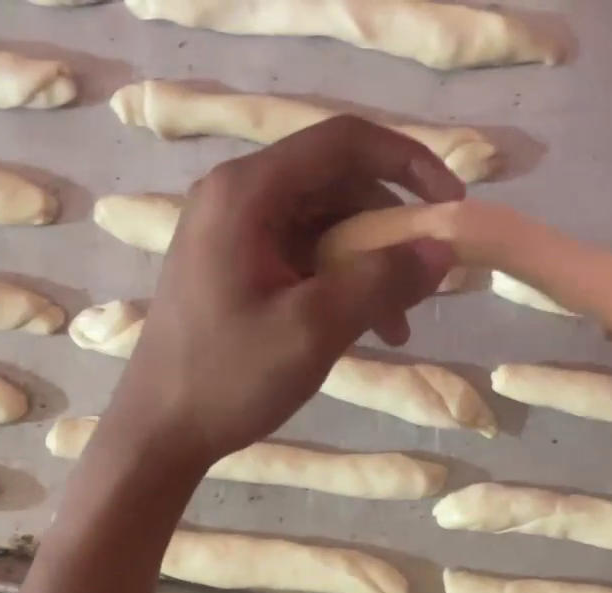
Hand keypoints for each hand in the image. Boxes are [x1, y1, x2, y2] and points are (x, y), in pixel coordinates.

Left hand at [97, 116, 461, 466]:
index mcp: (247, 193)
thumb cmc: (228, 378)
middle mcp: (237, 198)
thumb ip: (381, 282)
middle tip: (427, 279)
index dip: (407, 162)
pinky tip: (363, 328)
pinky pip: (303, 256)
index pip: (344, 142)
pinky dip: (340, 283)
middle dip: (390, 228)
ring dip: (369, 265)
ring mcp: (233, 234)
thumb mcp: (312, 330)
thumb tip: (442, 251)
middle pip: (336, 184)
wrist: (160, 432)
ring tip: (397, 325)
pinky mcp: (235, 268)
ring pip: (324, 225)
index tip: (451, 206)